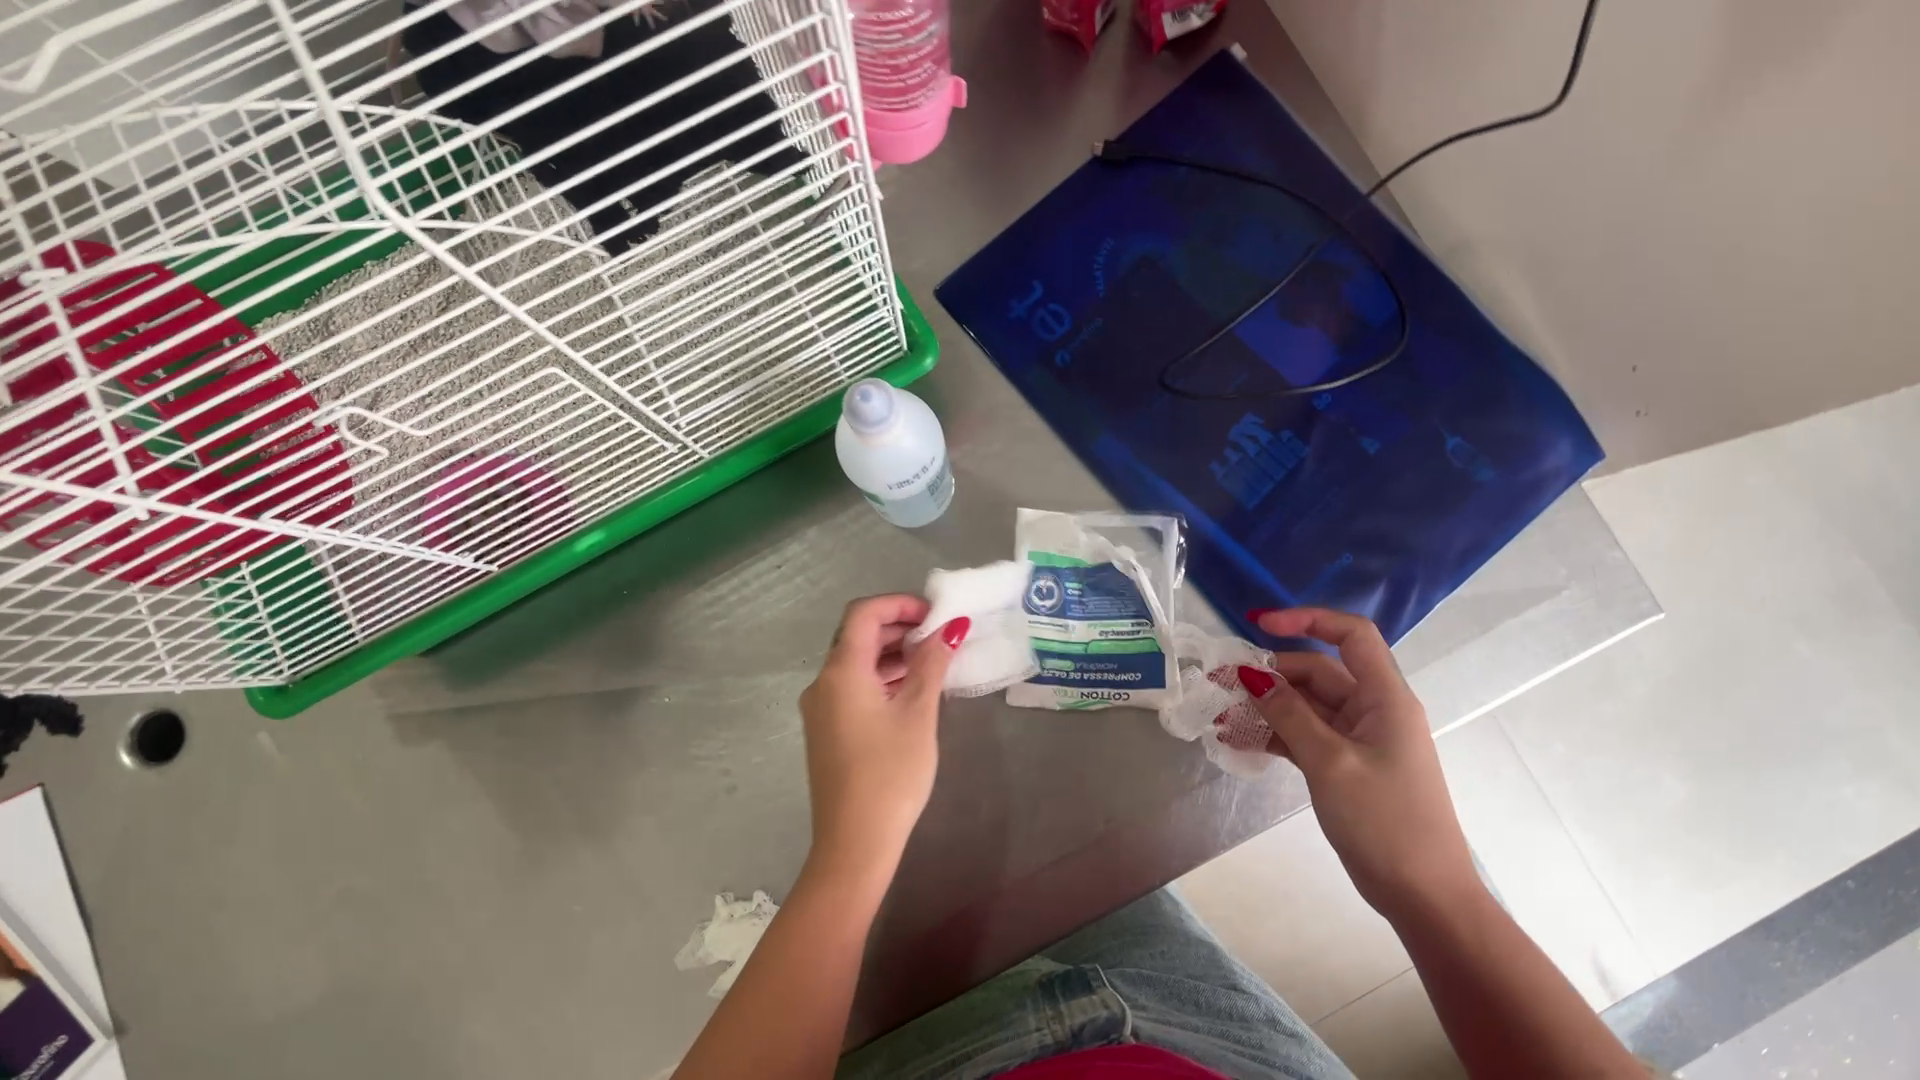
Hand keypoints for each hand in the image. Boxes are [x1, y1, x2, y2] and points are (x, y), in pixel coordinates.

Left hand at [798, 595, 964, 880]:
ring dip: (893, 655)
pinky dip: (882, 679)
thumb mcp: (918, 714)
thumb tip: (951, 628)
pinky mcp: (827, 731)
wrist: (855, 843)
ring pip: (856, 664)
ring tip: (934, 663)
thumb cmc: (891, 774)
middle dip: (900, 628)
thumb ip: (932, 664)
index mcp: (840, 672)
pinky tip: (913, 692)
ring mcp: (821, 709)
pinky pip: (853, 688)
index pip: (863, 614)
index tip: (936, 615)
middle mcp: (822, 683)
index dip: (900, 604)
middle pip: (857, 636)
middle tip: (942, 637)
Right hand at [1240, 608, 1479, 921]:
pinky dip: (1274, 735)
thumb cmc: (1385, 821)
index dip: (1307, 620)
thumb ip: (1289, 714)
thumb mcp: (1331, 763)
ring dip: (1265, 707)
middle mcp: (1373, 710)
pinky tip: (1238, 742)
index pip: (1351, 635)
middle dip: (1269, 674)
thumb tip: (1252, 673)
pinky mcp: (1346, 766)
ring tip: (1219, 718)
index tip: (1258, 624)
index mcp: (1385, 698)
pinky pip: (1305, 736)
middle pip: (1318, 672)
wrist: (1423, 894)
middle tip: (1219, 686)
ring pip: (1306, 706)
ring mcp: (1359, 740)